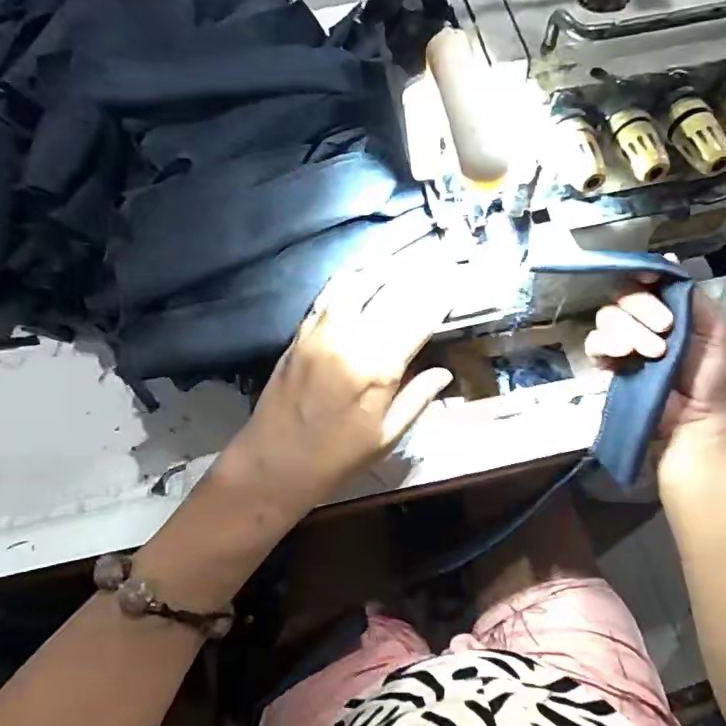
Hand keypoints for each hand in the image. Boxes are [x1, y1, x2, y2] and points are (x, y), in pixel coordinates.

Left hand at [220, 252, 456, 511]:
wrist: (271, 464)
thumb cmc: (336, 459)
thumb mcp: (386, 437)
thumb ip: (416, 399)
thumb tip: (443, 373)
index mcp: (378, 369)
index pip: (417, 320)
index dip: (439, 299)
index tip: (454, 282)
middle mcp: (351, 341)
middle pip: (390, 296)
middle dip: (418, 278)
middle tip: (437, 264)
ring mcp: (321, 333)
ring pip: (357, 287)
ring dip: (383, 271)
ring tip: (402, 260)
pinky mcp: (300, 335)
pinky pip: (327, 297)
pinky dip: (347, 281)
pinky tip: (359, 272)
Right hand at [583, 282, 725, 452]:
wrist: (694, 418)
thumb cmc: (707, 376)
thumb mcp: (712, 329)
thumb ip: (692, 296)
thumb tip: (671, 261)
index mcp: (664, 307)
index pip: (643, 280)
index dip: (642, 275)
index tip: (651, 280)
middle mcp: (638, 319)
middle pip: (624, 295)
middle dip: (643, 308)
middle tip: (665, 329)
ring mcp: (620, 340)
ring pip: (607, 316)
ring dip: (629, 329)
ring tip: (653, 353)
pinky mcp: (605, 362)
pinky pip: (594, 342)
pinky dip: (607, 343)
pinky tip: (623, 354)